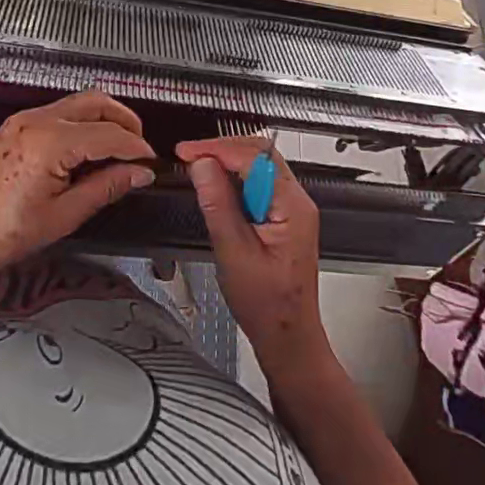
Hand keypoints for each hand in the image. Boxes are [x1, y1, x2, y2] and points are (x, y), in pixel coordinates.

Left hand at [0, 91, 155, 281]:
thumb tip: (138, 173)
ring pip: (78, 103)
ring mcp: (24, 120)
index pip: (108, 135)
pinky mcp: (17, 125)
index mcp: (49, 143)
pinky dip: (83, 123)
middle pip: (95, 102)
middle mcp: (36, 121)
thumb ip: (106, 187)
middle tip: (140, 148)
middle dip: (124, 121)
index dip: (136, 148)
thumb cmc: (4, 232)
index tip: (151, 162)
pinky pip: (60, 113)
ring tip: (119, 151)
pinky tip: (91, 150)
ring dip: (104, 119)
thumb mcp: (65, 215)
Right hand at [176, 137, 329, 368]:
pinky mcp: (280, 217)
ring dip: (225, 163)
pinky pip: (255, 184)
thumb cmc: (268, 305)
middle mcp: (296, 202)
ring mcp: (290, 209)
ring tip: (196, 170)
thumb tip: (202, 165)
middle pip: (259, 154)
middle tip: (188, 155)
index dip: (216, 149)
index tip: (187, 152)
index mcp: (292, 207)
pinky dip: (231, 180)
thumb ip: (218, 204)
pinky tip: (213, 189)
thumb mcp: (233, 252)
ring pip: (257, 167)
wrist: (286, 336)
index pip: (254, 157)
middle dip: (221, 149)